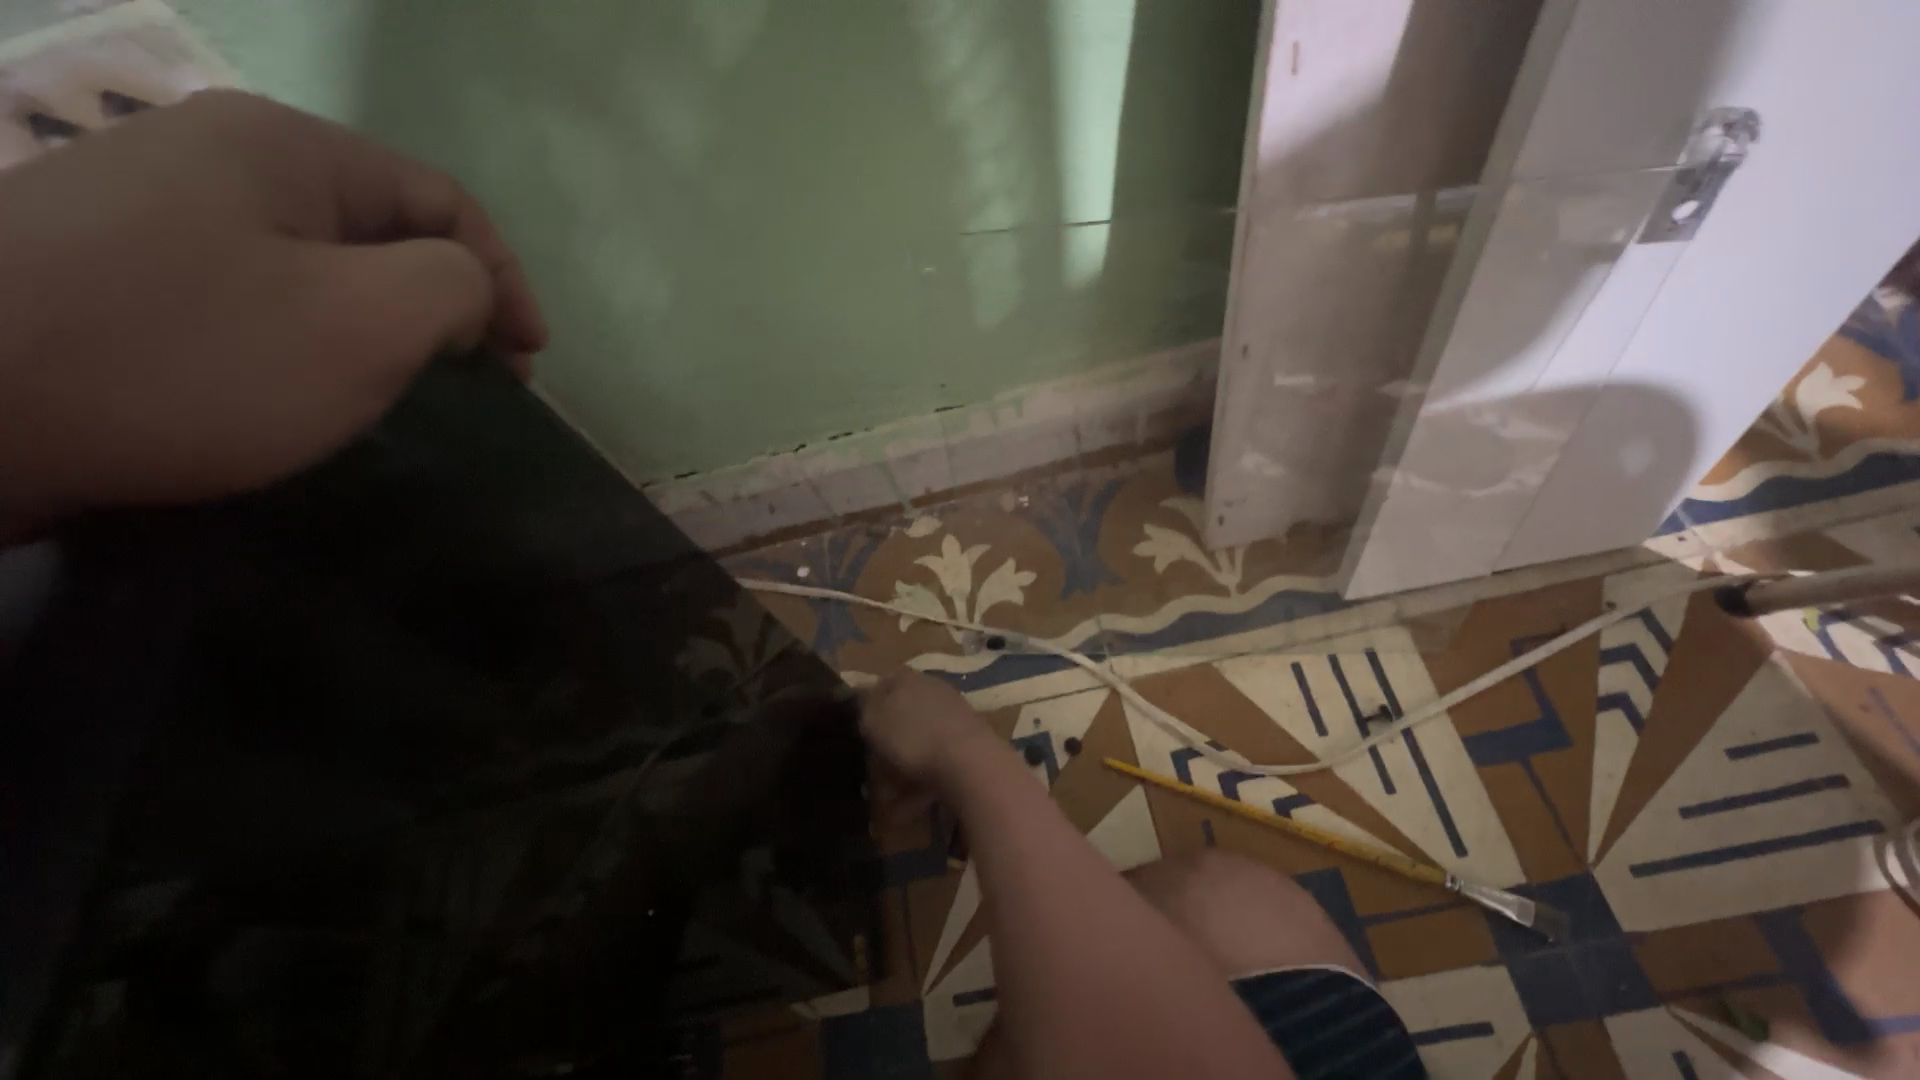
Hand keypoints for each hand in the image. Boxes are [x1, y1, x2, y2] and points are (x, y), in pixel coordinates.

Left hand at [0, 89, 546, 534]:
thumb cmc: (193, 359)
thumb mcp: (368, 320)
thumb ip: (457, 286)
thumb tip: (461, 287)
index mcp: (289, 147)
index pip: (446, 201)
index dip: (508, 280)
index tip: (531, 361)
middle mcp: (220, 152)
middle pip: (384, 225)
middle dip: (447, 302)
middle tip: (476, 376)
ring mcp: (156, 203)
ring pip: (321, 258)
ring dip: (381, 319)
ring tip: (399, 382)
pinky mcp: (116, 262)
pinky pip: (258, 285)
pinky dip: (312, 330)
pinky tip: (304, 378)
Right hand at [860, 671, 1005, 792]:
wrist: (969, 762)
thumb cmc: (912, 736)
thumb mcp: (873, 720)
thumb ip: (864, 708)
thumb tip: (863, 700)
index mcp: (908, 679)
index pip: (883, 684)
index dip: (868, 708)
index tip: (859, 733)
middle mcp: (932, 692)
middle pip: (901, 719)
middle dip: (886, 748)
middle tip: (873, 773)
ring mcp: (953, 718)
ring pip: (918, 745)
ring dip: (901, 774)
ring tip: (889, 803)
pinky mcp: (968, 746)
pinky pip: (936, 764)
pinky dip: (921, 786)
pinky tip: (909, 809)